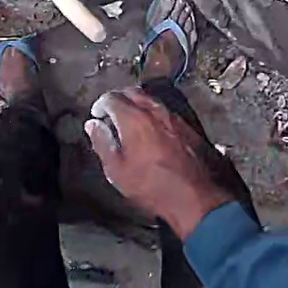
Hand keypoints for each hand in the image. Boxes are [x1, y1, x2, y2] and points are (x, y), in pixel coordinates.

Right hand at [85, 89, 236, 237]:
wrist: (194, 196)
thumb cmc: (154, 187)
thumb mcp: (117, 170)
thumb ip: (102, 143)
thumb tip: (93, 126)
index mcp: (134, 119)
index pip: (112, 98)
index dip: (100, 104)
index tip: (97, 114)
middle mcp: (154, 112)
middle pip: (132, 92)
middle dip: (118, 98)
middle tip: (110, 112)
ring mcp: (173, 118)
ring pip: (150, 99)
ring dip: (137, 104)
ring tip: (129, 121)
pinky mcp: (186, 126)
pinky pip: (165, 111)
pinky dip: (152, 113)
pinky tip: (150, 130)